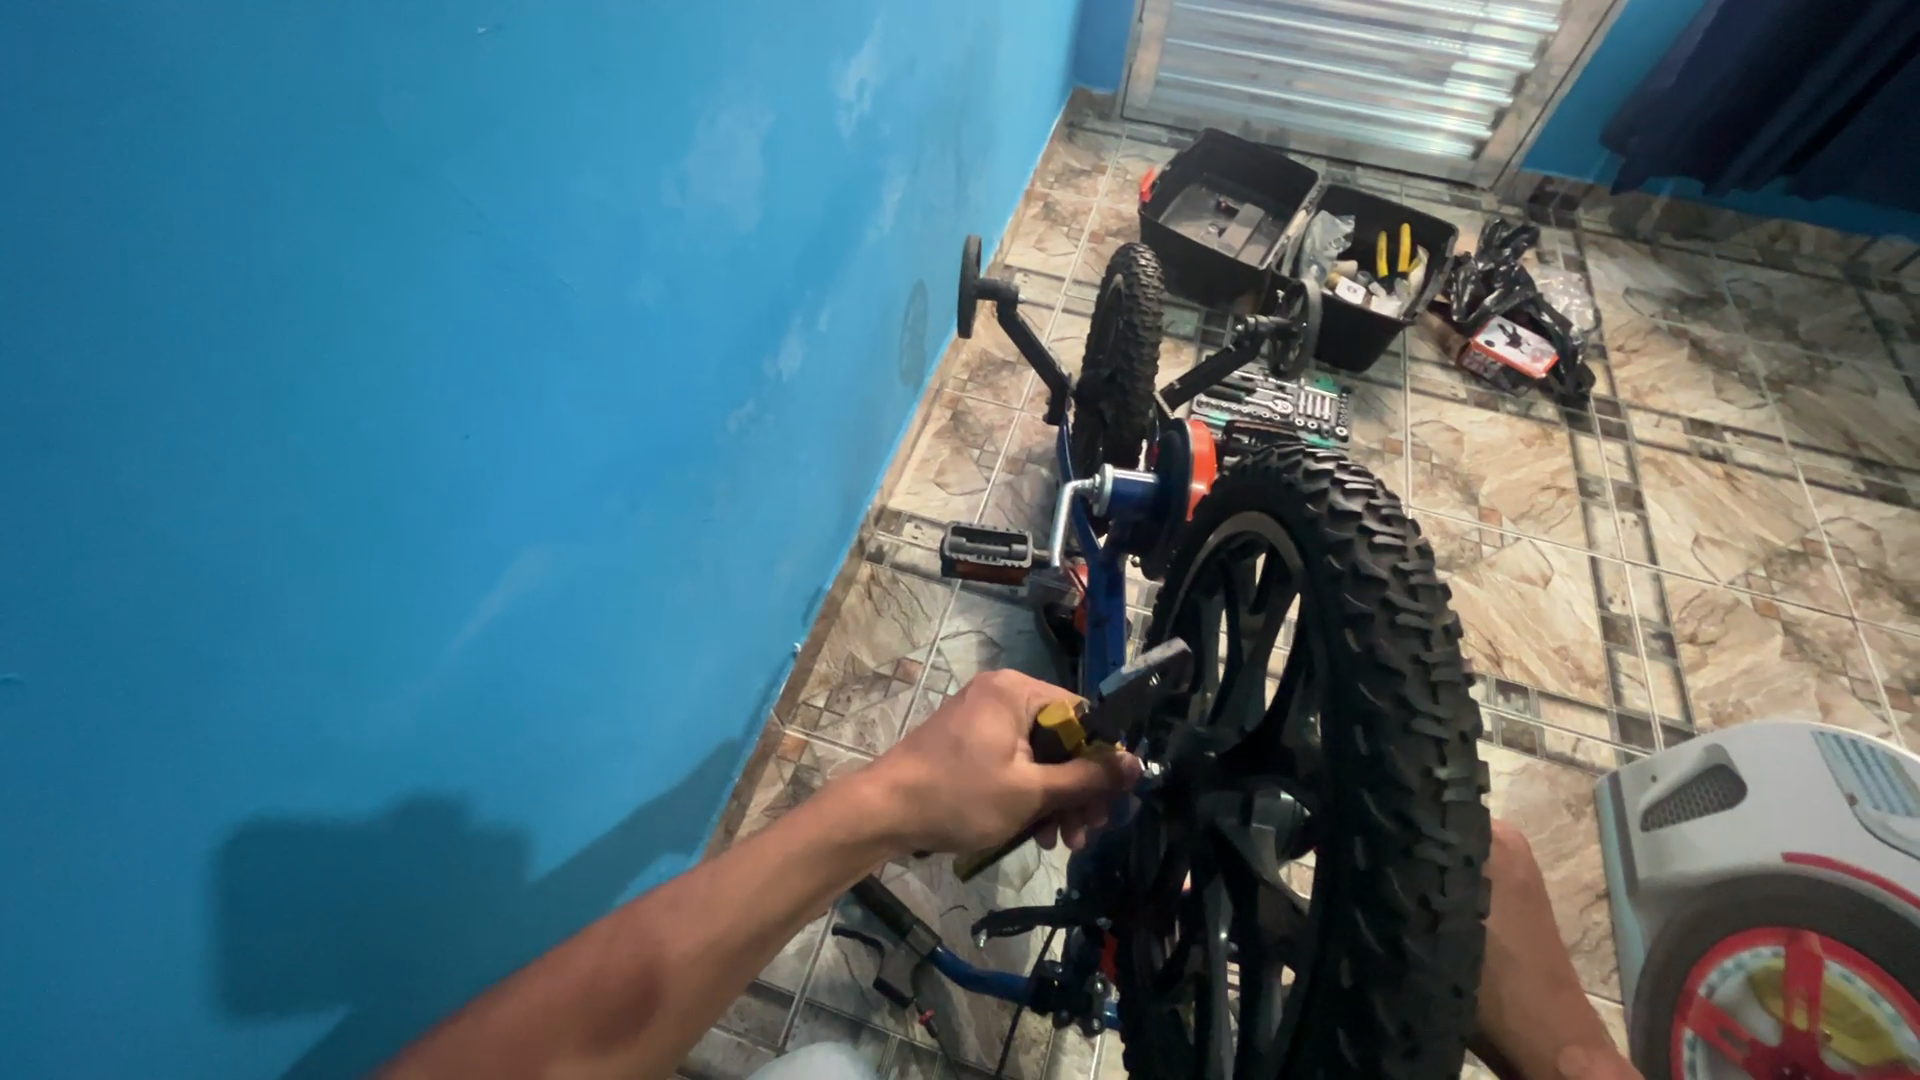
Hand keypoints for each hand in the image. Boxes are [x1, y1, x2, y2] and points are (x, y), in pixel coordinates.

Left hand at [856, 669, 1142, 855]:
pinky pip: (1013, 761)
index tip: (1110, 802)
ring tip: (1061, 843)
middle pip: (1061, 738)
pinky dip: (1028, 794)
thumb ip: (1087, 778)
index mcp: (1017, 691)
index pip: (1082, 715)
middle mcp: (1001, 694)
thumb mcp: (1031, 792)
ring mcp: (982, 718)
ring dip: (1055, 800)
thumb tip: (1137, 763)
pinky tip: (1035, 833)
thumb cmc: (959, 796)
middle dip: (1077, 790)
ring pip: (1039, 756)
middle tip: (1087, 833)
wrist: (884, 812)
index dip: (1102, 759)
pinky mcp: (970, 742)